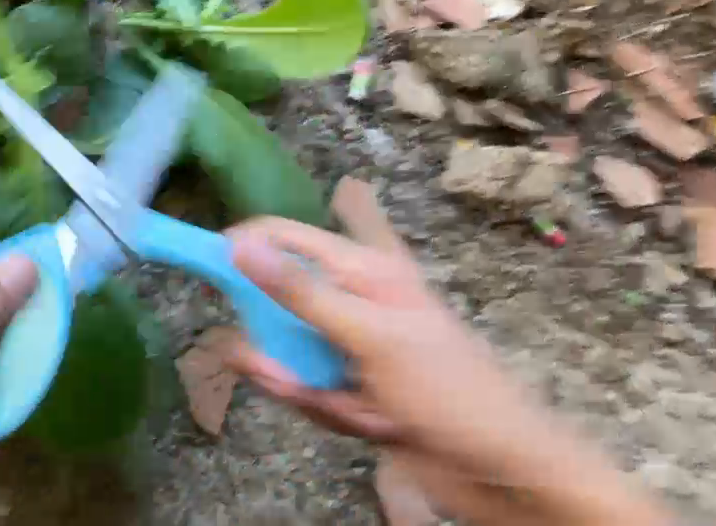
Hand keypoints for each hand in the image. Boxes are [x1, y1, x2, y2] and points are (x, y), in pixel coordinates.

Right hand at [225, 217, 671, 525]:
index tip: (205, 267)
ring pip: (279, 347)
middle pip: (269, 297)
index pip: (280, 235)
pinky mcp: (340, 386)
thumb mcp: (370, 335)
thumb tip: (236, 243)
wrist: (509, 478)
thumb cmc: (449, 391)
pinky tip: (353, 419)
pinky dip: (315, 405)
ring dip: (294, 378)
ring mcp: (342, 345)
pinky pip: (298, 384)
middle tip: (280, 366)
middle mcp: (344, 300)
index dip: (240, 246)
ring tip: (336, 403)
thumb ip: (298, 289)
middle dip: (268, 336)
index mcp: (359, 270)